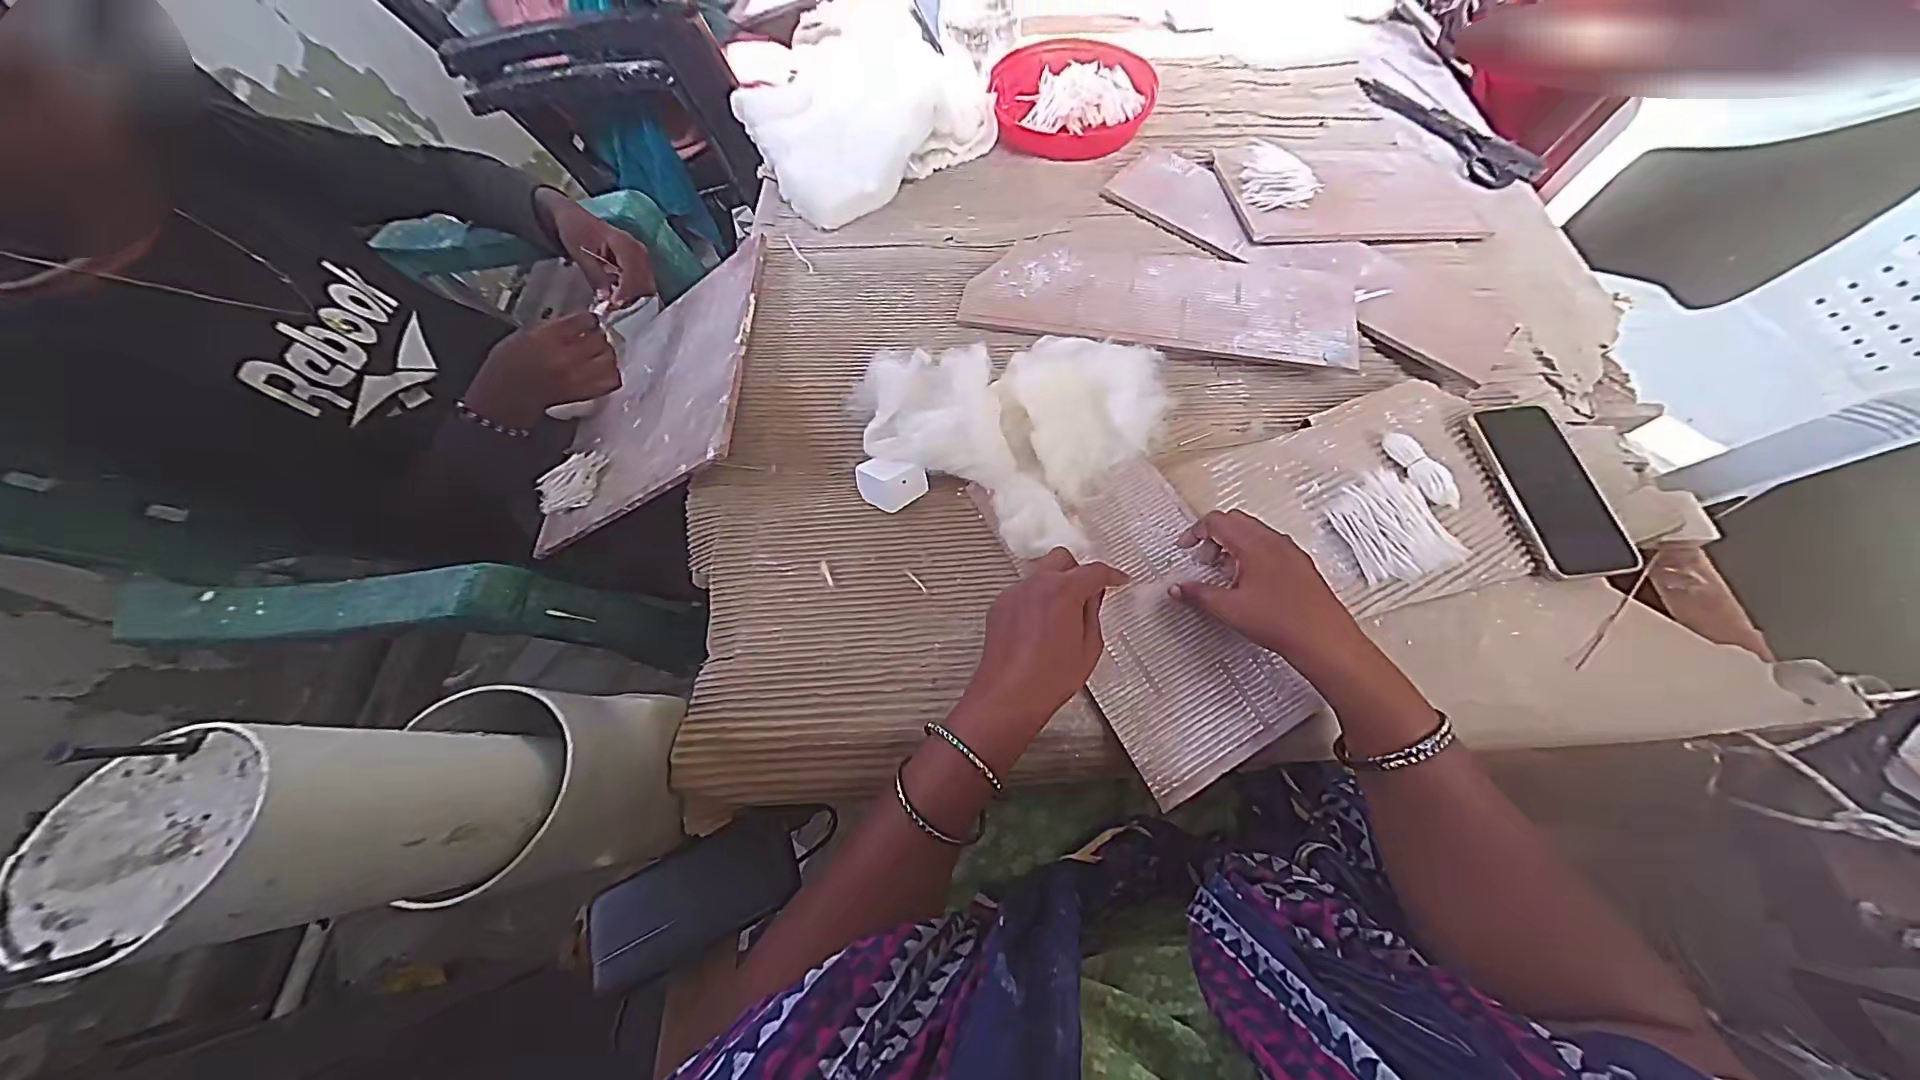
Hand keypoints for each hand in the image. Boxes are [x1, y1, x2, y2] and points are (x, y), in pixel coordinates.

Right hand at [463, 313, 619, 429]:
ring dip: (607, 353)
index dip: (589, 319)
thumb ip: (552, 327)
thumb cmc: (508, 365)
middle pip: (599, 338)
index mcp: (548, 337)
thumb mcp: (523, 334)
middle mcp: (566, 355)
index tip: (590, 320)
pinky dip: (611, 373)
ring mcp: (578, 375)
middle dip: (599, 335)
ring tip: (600, 352)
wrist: (506, 396)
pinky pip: (611, 380)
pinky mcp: (585, 391)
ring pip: (609, 358)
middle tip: (595, 337)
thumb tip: (576, 323)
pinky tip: (604, 370)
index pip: (583, 320)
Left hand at [535, 188, 657, 307]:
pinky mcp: (639, 267)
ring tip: (618, 310)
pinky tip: (621, 303)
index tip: (615, 305)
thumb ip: (595, 275)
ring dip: (635, 301)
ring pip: (647, 287)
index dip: (626, 292)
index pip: (633, 273)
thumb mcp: (579, 252)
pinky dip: (634, 297)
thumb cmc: (574, 230)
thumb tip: (607, 299)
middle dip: (633, 300)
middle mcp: (640, 252)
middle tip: (616, 313)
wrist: (573, 219)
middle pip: (646, 283)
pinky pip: (643, 286)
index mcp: (625, 244)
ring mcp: (642, 260)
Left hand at [948, 549, 1126, 756]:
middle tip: (1089, 593)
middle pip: (1061, 559)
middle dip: (1078, 571)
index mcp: (1062, 591)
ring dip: (1055, 585)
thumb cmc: (1049, 677)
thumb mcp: (1089, 647)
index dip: (1112, 575)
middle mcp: (1035, 584)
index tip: (1119, 580)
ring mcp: (1014, 594)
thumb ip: (1093, 613)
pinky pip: (1023, 593)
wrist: (1008, 695)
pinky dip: (1036, 601)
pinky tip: (1040, 627)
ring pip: (1039, 575)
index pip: (1094, 571)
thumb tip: (1092, 598)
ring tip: (1063, 615)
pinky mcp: (999, 607)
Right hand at [1168, 510, 1365, 663]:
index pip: (1217, 521)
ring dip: (1232, 545)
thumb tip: (1179, 589)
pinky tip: (1247, 581)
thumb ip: (1197, 594)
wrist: (1323, 639)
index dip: (1195, 532)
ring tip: (1222, 571)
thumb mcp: (1227, 608)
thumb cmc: (1285, 621)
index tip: (1186, 546)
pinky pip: (1269, 546)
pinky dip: (1250, 554)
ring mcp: (1290, 552)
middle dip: (1212, 536)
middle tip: (1201, 557)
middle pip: (1235, 521)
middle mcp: (1274, 542)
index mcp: (1254, 544)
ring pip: (1253, 533)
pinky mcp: (1300, 565)